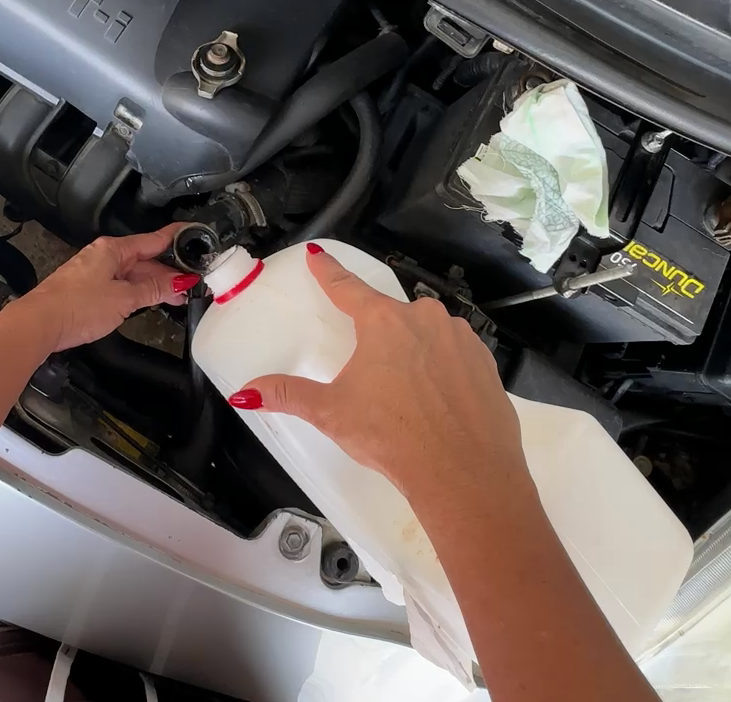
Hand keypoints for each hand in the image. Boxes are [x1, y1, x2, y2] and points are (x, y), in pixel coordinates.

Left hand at [0, 224, 195, 354]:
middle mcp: (103, 256)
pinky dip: (136, 292)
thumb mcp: (125, 299)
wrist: (38, 324)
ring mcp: (94, 272)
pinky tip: (146, 301)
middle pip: (144, 259)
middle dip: (168, 272)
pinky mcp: (87, 290)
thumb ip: (154, 289)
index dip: (176, 238)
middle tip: (191, 283)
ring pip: (131, 274)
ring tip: (175, 297)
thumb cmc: (75, 306)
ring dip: (153, 285)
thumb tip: (179, 282)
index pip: (153, 239)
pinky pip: (119, 285)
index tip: (193, 234)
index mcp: (113, 249)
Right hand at [235, 245, 528, 501]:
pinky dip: (444, 370)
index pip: (347, 288)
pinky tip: (438, 402)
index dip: (329, 272)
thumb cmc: (392, 436)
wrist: (466, 474)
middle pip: (390, 317)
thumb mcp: (332, 413)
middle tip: (373, 374)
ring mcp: (460, 338)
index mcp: (383, 321)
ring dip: (414, 353)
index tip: (318, 255)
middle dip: (379, 337)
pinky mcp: (486, 363)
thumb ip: (288, 395)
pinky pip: (455, 356)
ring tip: (407, 396)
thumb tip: (243, 393)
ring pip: (426, 335)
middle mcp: (424, 317)